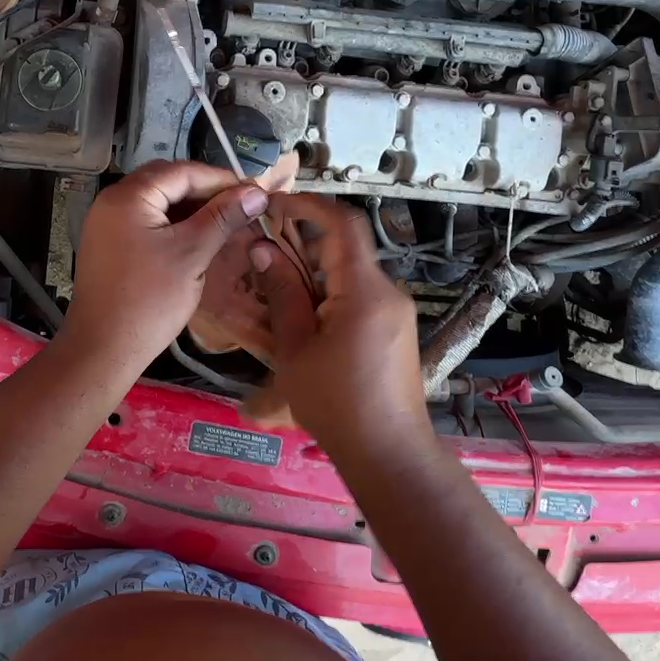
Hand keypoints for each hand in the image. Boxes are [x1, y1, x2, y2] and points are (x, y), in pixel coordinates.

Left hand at [64, 160, 268, 369]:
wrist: (103, 349)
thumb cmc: (149, 300)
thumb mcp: (192, 253)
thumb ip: (223, 217)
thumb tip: (256, 192)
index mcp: (128, 196)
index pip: (182, 171)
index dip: (221, 179)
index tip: (254, 192)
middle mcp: (112, 201)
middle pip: (167, 182)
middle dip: (205, 191)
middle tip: (241, 206)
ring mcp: (106, 223)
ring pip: (157, 203)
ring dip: (190, 208)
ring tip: (225, 222)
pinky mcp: (108, 245)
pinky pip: (145, 221)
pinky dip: (173, 225)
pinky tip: (197, 238)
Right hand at [247, 193, 431, 456]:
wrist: (389, 456)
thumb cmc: (336, 402)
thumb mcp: (296, 348)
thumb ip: (282, 293)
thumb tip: (264, 249)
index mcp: (365, 290)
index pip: (343, 224)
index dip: (309, 205)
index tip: (274, 205)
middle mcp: (388, 293)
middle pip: (345, 249)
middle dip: (303, 245)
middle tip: (264, 257)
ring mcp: (396, 313)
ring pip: (350, 275)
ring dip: (315, 274)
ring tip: (277, 295)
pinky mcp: (395, 332)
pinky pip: (359, 298)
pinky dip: (330, 296)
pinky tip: (304, 324)